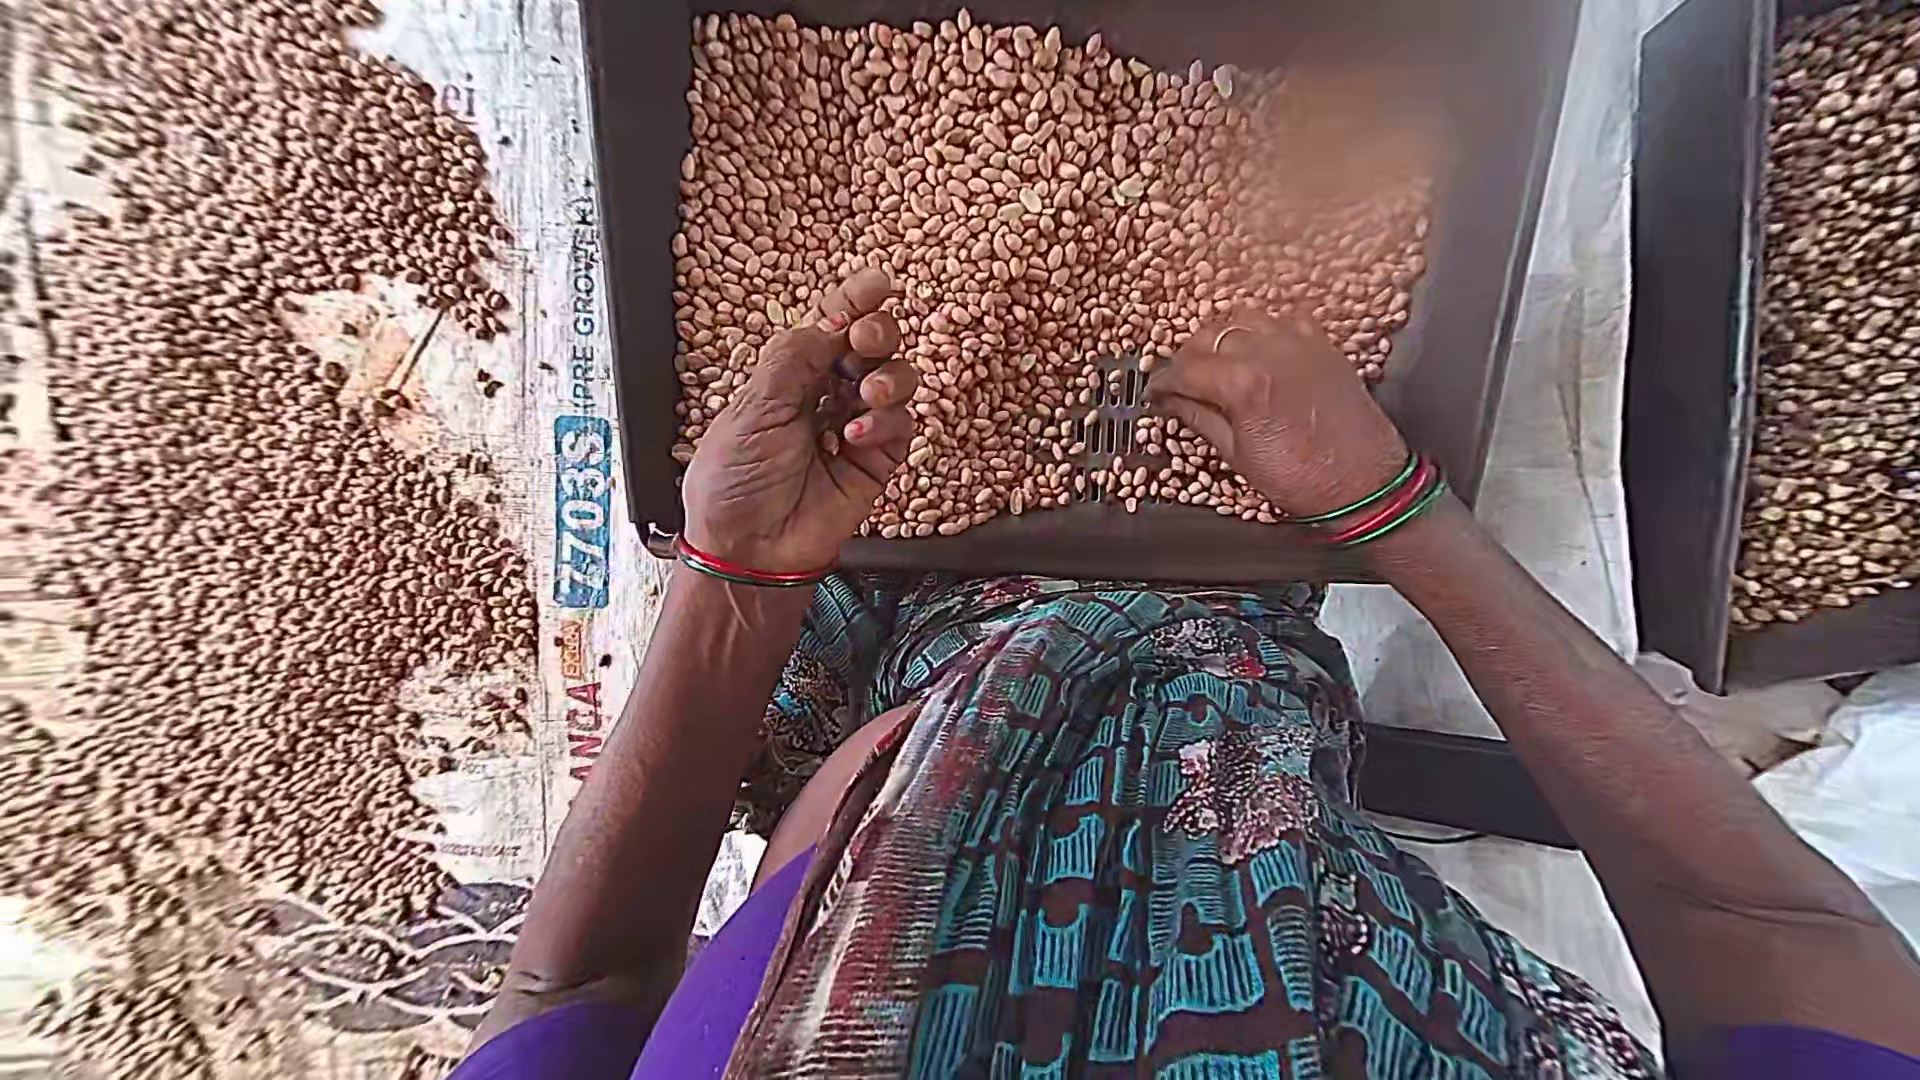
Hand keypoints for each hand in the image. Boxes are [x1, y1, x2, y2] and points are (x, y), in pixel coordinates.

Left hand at [681, 267, 915, 572]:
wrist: (750, 547)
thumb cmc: (736, 480)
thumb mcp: (752, 410)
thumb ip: (794, 360)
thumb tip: (830, 320)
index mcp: (793, 378)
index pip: (831, 329)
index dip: (855, 302)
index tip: (877, 282)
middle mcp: (829, 397)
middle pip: (874, 347)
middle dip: (877, 334)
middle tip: (864, 342)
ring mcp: (858, 428)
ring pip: (898, 381)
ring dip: (889, 377)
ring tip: (866, 394)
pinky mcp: (878, 461)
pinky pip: (901, 427)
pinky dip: (884, 424)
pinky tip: (853, 438)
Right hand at [1144, 311, 1408, 517]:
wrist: (1361, 482)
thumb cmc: (1299, 477)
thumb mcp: (1235, 453)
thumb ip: (1198, 418)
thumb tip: (1170, 403)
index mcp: (1242, 384)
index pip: (1184, 370)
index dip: (1162, 382)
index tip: (1154, 392)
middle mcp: (1269, 353)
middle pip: (1208, 337)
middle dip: (1185, 358)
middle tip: (1178, 382)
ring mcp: (1298, 343)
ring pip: (1241, 319)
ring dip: (1219, 337)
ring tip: (1211, 362)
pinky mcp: (1321, 346)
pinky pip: (1281, 320)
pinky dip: (1259, 330)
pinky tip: (1253, 351)